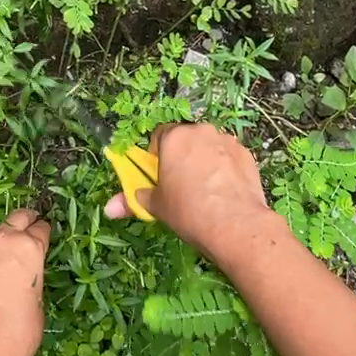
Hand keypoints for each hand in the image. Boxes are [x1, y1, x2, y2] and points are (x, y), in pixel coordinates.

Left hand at [0, 208, 51, 355]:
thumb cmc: (19, 331)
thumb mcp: (38, 302)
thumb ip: (32, 281)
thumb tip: (23, 282)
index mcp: (28, 247)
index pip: (41, 229)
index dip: (45, 233)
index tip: (46, 236)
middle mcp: (2, 241)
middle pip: (17, 218)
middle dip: (26, 221)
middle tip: (31, 228)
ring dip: (3, 236)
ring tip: (8, 251)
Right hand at [104, 123, 278, 267]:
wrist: (236, 225)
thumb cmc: (188, 211)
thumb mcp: (157, 207)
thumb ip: (132, 201)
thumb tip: (109, 208)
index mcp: (174, 137)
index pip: (159, 136)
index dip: (158, 156)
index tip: (160, 177)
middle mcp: (200, 130)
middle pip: (185, 140)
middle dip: (182, 158)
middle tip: (181, 186)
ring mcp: (226, 140)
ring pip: (209, 147)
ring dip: (205, 161)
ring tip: (206, 192)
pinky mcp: (246, 154)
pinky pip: (229, 158)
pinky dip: (225, 170)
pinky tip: (225, 193)